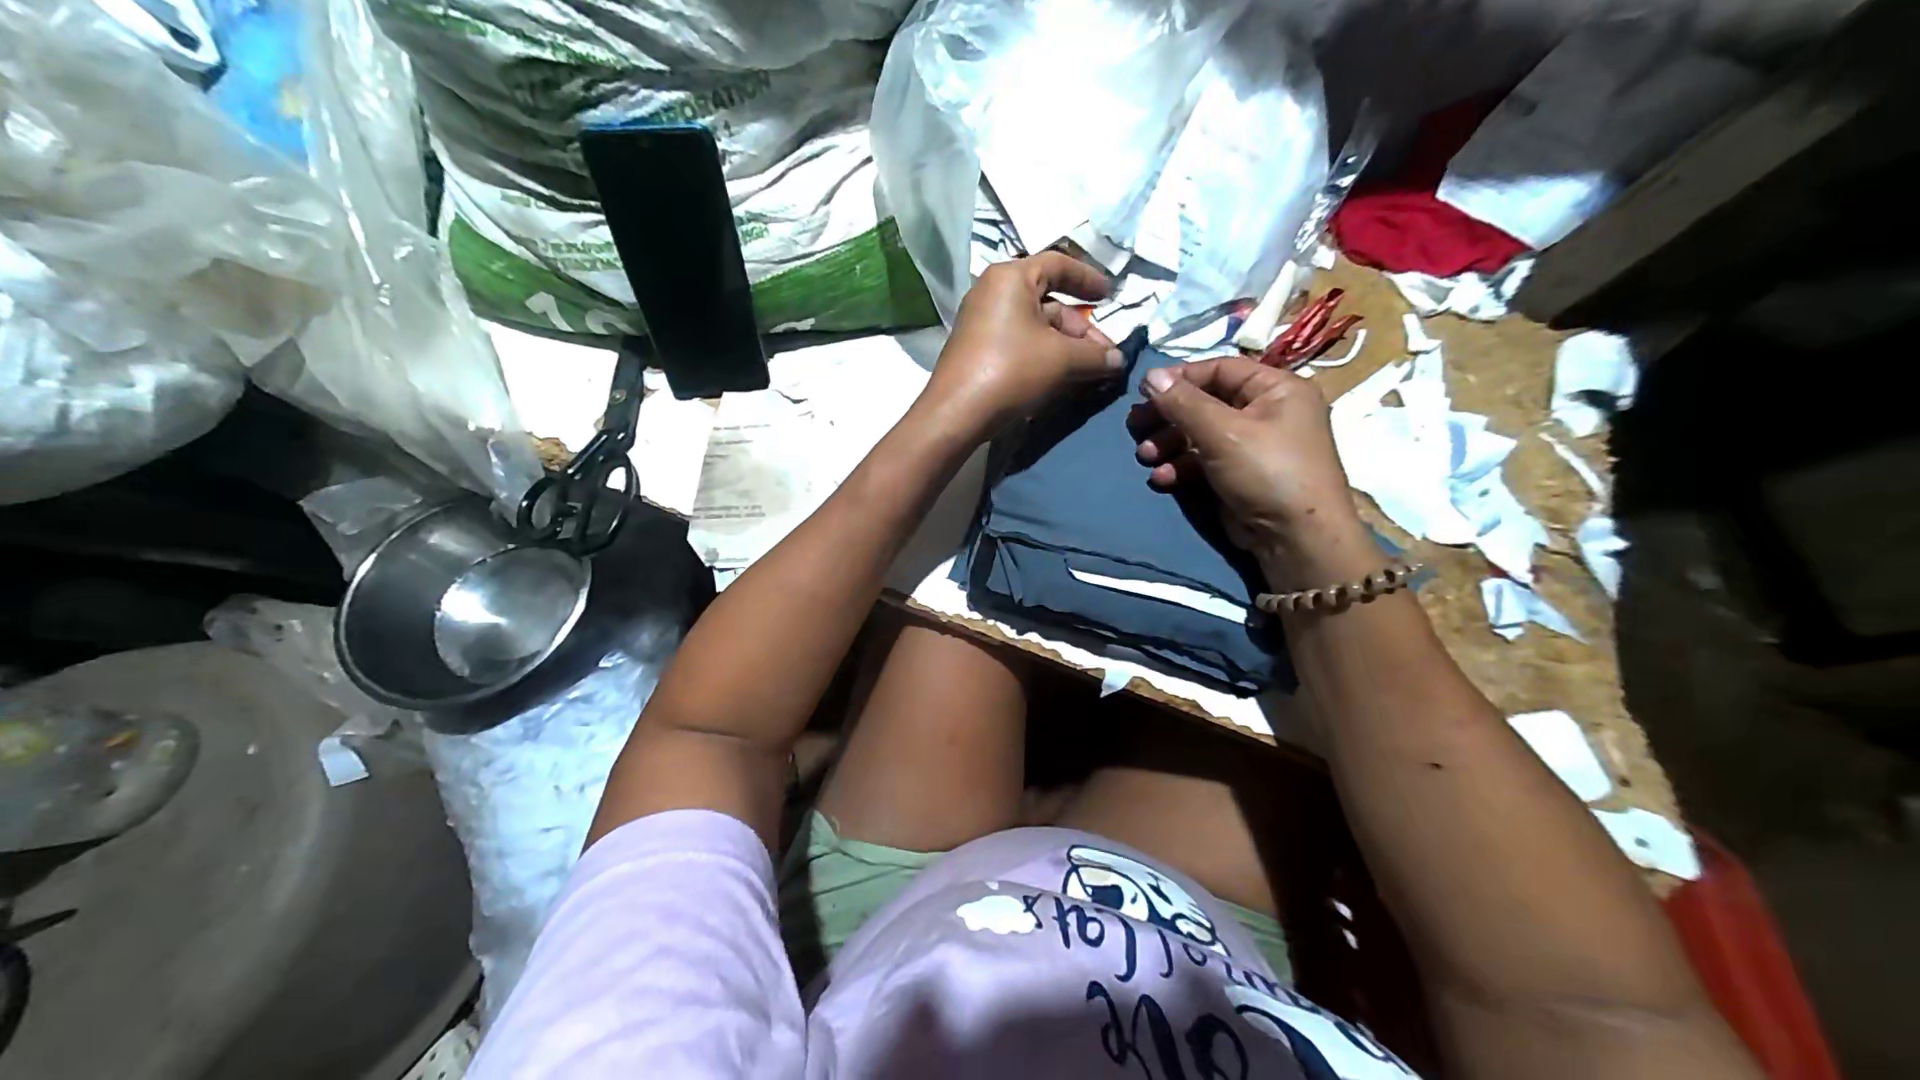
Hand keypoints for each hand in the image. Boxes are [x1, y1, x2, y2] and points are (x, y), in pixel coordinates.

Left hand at [920, 253, 1122, 438]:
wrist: (957, 413)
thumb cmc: (1011, 370)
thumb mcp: (1061, 359)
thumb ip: (1095, 356)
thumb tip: (1119, 361)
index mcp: (1010, 278)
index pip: (1058, 264)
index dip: (1088, 278)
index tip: (1111, 295)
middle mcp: (993, 292)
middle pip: (1049, 302)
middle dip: (1082, 330)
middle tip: (1106, 356)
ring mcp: (983, 321)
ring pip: (1036, 327)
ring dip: (1067, 347)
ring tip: (1090, 372)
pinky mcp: (979, 348)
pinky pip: (1020, 343)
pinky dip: (1045, 355)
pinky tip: (1064, 378)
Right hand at [1128, 356, 1368, 577]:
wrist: (1295, 537)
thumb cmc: (1266, 471)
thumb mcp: (1222, 431)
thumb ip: (1183, 402)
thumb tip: (1151, 374)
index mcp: (1277, 389)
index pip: (1222, 369)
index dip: (1181, 377)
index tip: (1145, 390)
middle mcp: (1267, 412)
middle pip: (1206, 402)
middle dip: (1169, 416)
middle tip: (1136, 425)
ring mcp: (1253, 446)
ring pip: (1201, 434)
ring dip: (1169, 443)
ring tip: (1145, 456)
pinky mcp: (1239, 475)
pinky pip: (1204, 461)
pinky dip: (1182, 466)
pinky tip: (1162, 477)